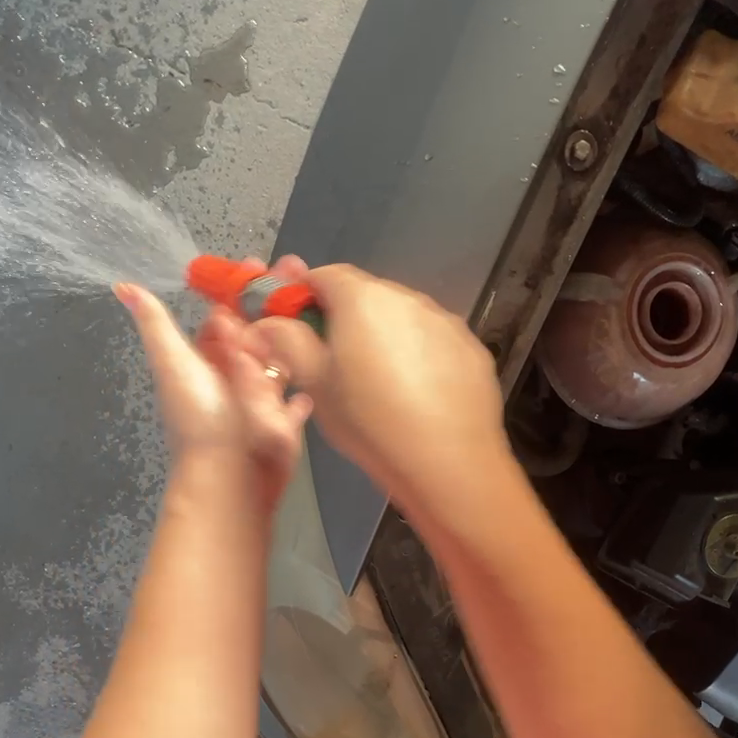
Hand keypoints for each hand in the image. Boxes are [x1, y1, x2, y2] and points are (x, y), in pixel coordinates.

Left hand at [115, 266, 311, 510]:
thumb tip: (122, 285)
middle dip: (273, 307)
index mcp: (206, 360)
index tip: (260, 263)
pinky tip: (317, 377)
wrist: (232, 475)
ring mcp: (259, 402)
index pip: (224, 315)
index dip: (238, 289)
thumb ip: (156, 324)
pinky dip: (303, 393)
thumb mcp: (174, 363)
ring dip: (293, 341)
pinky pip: (295, 404)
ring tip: (316, 315)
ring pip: (278, 364)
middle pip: (254, 334)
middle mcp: (232, 378)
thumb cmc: (203, 416)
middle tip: (301, 278)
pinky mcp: (282, 425)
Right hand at [251, 264, 512, 522]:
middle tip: (337, 365)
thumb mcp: (316, 384)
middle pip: (367, 296)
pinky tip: (420, 396)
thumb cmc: (370, 421)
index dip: (304, 297)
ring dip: (386, 338)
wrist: (449, 461)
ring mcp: (446, 321)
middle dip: (347, 320)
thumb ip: (287, 341)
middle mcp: (408, 297)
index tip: (298, 328)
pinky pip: (435, 343)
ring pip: (404, 320)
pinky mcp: (472, 349)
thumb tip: (266, 321)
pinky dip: (422, 358)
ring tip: (382, 387)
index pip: (324, 275)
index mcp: (363, 298)